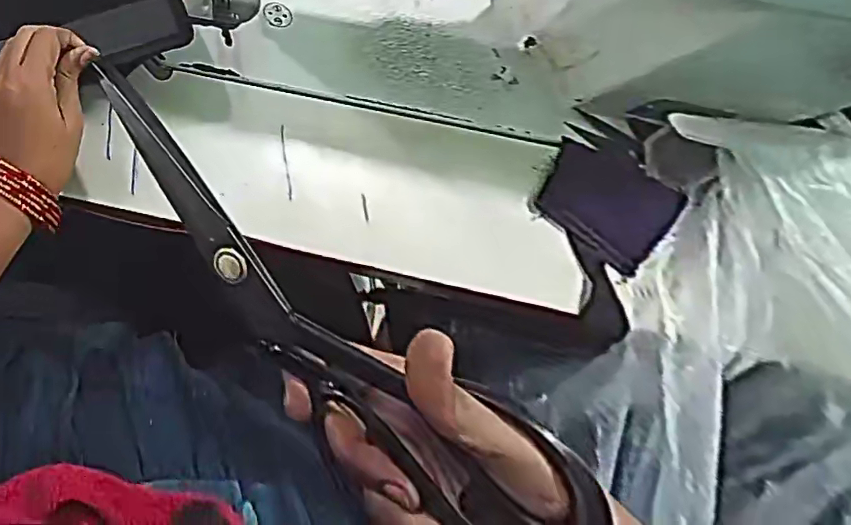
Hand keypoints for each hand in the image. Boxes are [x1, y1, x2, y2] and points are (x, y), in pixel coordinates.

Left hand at [0, 26, 96, 194]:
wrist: (13, 187)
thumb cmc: (42, 163)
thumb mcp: (70, 119)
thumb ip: (71, 78)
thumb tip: (81, 54)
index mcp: (28, 81)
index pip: (45, 36)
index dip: (68, 38)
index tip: (82, 52)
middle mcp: (6, 79)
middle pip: (25, 33)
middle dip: (50, 37)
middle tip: (71, 55)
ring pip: (12, 45)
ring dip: (34, 47)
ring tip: (57, 67)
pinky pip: (4, 64)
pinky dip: (21, 61)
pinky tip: (39, 79)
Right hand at [284, 330, 576, 523]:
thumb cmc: (551, 486)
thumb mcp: (506, 440)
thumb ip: (456, 400)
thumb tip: (428, 343)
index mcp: (409, 395)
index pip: (341, 372)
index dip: (311, 380)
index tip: (299, 397)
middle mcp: (395, 429)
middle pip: (339, 426)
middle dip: (354, 453)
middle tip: (396, 481)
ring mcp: (398, 469)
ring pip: (356, 474)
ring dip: (385, 499)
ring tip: (428, 511)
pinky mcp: (405, 508)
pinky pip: (377, 510)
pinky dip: (396, 519)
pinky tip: (425, 519)